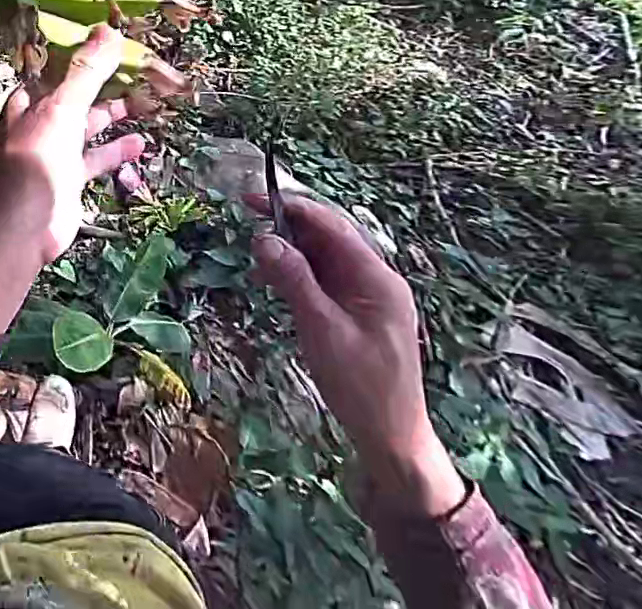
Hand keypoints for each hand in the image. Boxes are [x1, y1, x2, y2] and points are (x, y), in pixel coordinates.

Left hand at [0, 26, 147, 335]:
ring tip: (145, 105)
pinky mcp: (69, 179)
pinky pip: (97, 159)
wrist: (19, 228)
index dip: (81, 54)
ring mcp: (56, 151)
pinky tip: (139, 144)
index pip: (57, 67)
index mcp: (31, 100)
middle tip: (138, 73)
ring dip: (114, 117)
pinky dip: (116, 151)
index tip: (111, 41)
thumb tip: (110, 29)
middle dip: (105, 86)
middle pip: (77, 96)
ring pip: (89, 127)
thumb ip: (87, 72)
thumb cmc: (35, 161)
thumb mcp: (62, 110)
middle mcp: (41, 122)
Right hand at [248, 193, 465, 518]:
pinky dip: (299, 277)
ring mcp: (368, 296)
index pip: (332, 226)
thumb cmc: (362, 387)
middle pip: (329, 238)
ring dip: (292, 253)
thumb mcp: (322, 331)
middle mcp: (375, 278)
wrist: (393, 440)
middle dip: (289, 228)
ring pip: (325, 259)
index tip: (253, 200)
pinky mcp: (358, 312)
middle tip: (249, 223)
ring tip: (257, 257)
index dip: (292, 208)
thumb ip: (294, 281)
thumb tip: (263, 238)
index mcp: (377, 276)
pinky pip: (326, 282)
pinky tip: (275, 281)